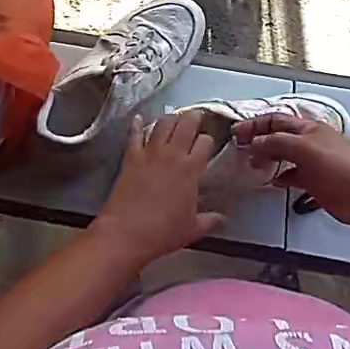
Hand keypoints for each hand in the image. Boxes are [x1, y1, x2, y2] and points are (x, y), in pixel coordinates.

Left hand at [91, 110, 227, 265]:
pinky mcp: (131, 156)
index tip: (208, 144)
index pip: (205, 142)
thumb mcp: (192, 229)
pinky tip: (138, 118)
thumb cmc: (163, 232)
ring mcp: (149, 152)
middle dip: (194, 117)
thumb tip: (222, 219)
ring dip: (170, 118)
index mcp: (191, 169)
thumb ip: (209, 220)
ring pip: (162, 124)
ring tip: (174, 117)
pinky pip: (134, 134)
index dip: (208, 140)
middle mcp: (172, 154)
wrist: (126, 232)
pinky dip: (137, 124)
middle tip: (197, 116)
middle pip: (186, 124)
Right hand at [233, 115, 349, 224]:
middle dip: (259, 140)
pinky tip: (272, 181)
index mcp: (309, 128)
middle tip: (241, 148)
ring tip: (253, 164)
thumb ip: (277, 142)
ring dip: (267, 157)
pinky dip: (279, 176)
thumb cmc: (342, 169)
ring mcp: (312, 161)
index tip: (238, 133)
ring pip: (283, 155)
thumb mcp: (304, 149)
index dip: (256, 124)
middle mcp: (310, 142)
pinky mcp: (315, 181)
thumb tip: (255, 142)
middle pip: (278, 136)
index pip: (276, 120)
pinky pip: (291, 174)